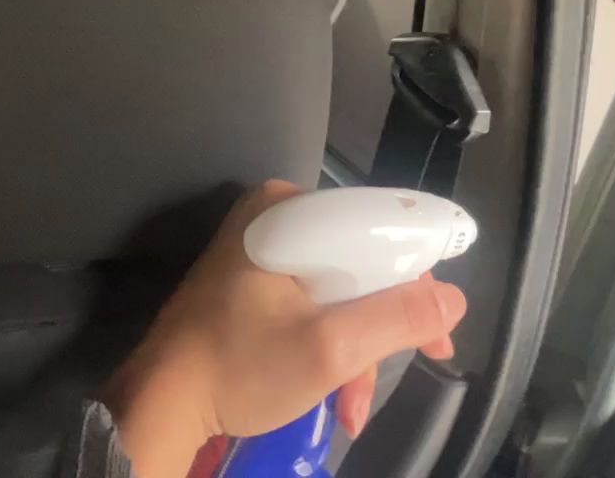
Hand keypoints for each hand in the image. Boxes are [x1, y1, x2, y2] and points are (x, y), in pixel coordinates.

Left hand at [104, 181, 466, 477]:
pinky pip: (307, 297)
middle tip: (415, 366)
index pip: (372, 228)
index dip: (413, 277)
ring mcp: (258, 245)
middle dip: (381, 325)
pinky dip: (325, 341)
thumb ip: (395, 320)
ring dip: (354, 348)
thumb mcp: (329, 348)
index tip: (436, 328)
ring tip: (352, 408)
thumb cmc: (240, 364)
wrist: (161, 400)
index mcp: (286, 207)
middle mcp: (272, 214)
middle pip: (355, 260)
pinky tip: (332, 392)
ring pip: (333, 286)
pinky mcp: (248, 277)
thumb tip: (453, 299)